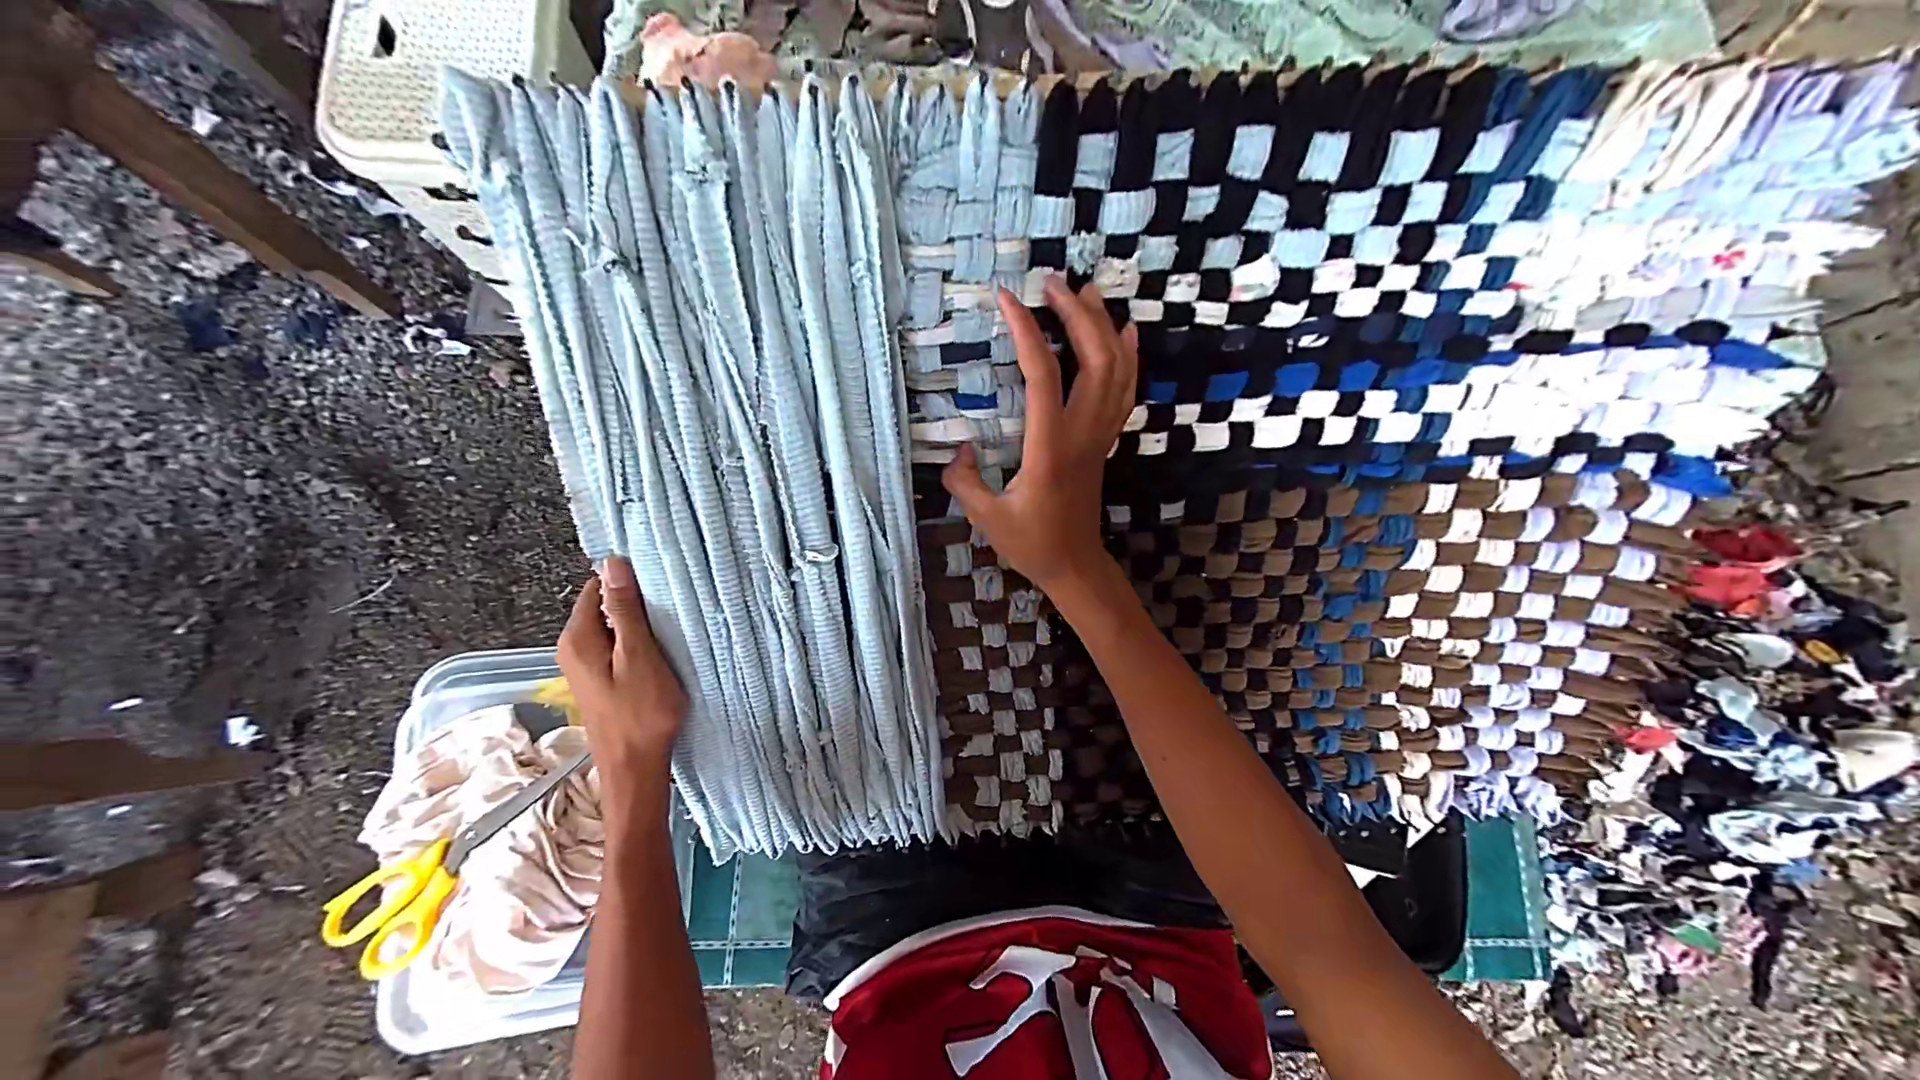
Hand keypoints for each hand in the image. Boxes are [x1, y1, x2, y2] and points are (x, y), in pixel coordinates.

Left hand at [557, 557, 687, 771]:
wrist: (635, 768)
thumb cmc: (641, 713)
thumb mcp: (638, 656)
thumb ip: (625, 610)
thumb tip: (612, 564)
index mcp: (577, 637)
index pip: (598, 586)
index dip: (629, 581)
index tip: (661, 586)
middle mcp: (573, 647)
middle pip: (604, 605)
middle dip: (636, 603)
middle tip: (670, 610)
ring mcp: (584, 664)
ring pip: (614, 626)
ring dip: (641, 624)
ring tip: (670, 630)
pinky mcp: (600, 678)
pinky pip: (618, 645)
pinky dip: (638, 643)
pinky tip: (660, 651)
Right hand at [941, 276, 1138, 595]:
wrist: (1075, 564)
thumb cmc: (1031, 544)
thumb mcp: (985, 518)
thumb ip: (963, 482)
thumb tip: (956, 450)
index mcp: (1049, 448)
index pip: (1043, 377)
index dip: (1026, 332)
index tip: (1007, 299)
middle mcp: (1082, 434)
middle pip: (1095, 360)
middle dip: (1076, 314)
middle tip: (1052, 283)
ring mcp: (1100, 435)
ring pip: (1117, 370)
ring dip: (1103, 326)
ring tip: (1083, 293)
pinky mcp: (1106, 440)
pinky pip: (1125, 391)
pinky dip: (1129, 356)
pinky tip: (1125, 331)